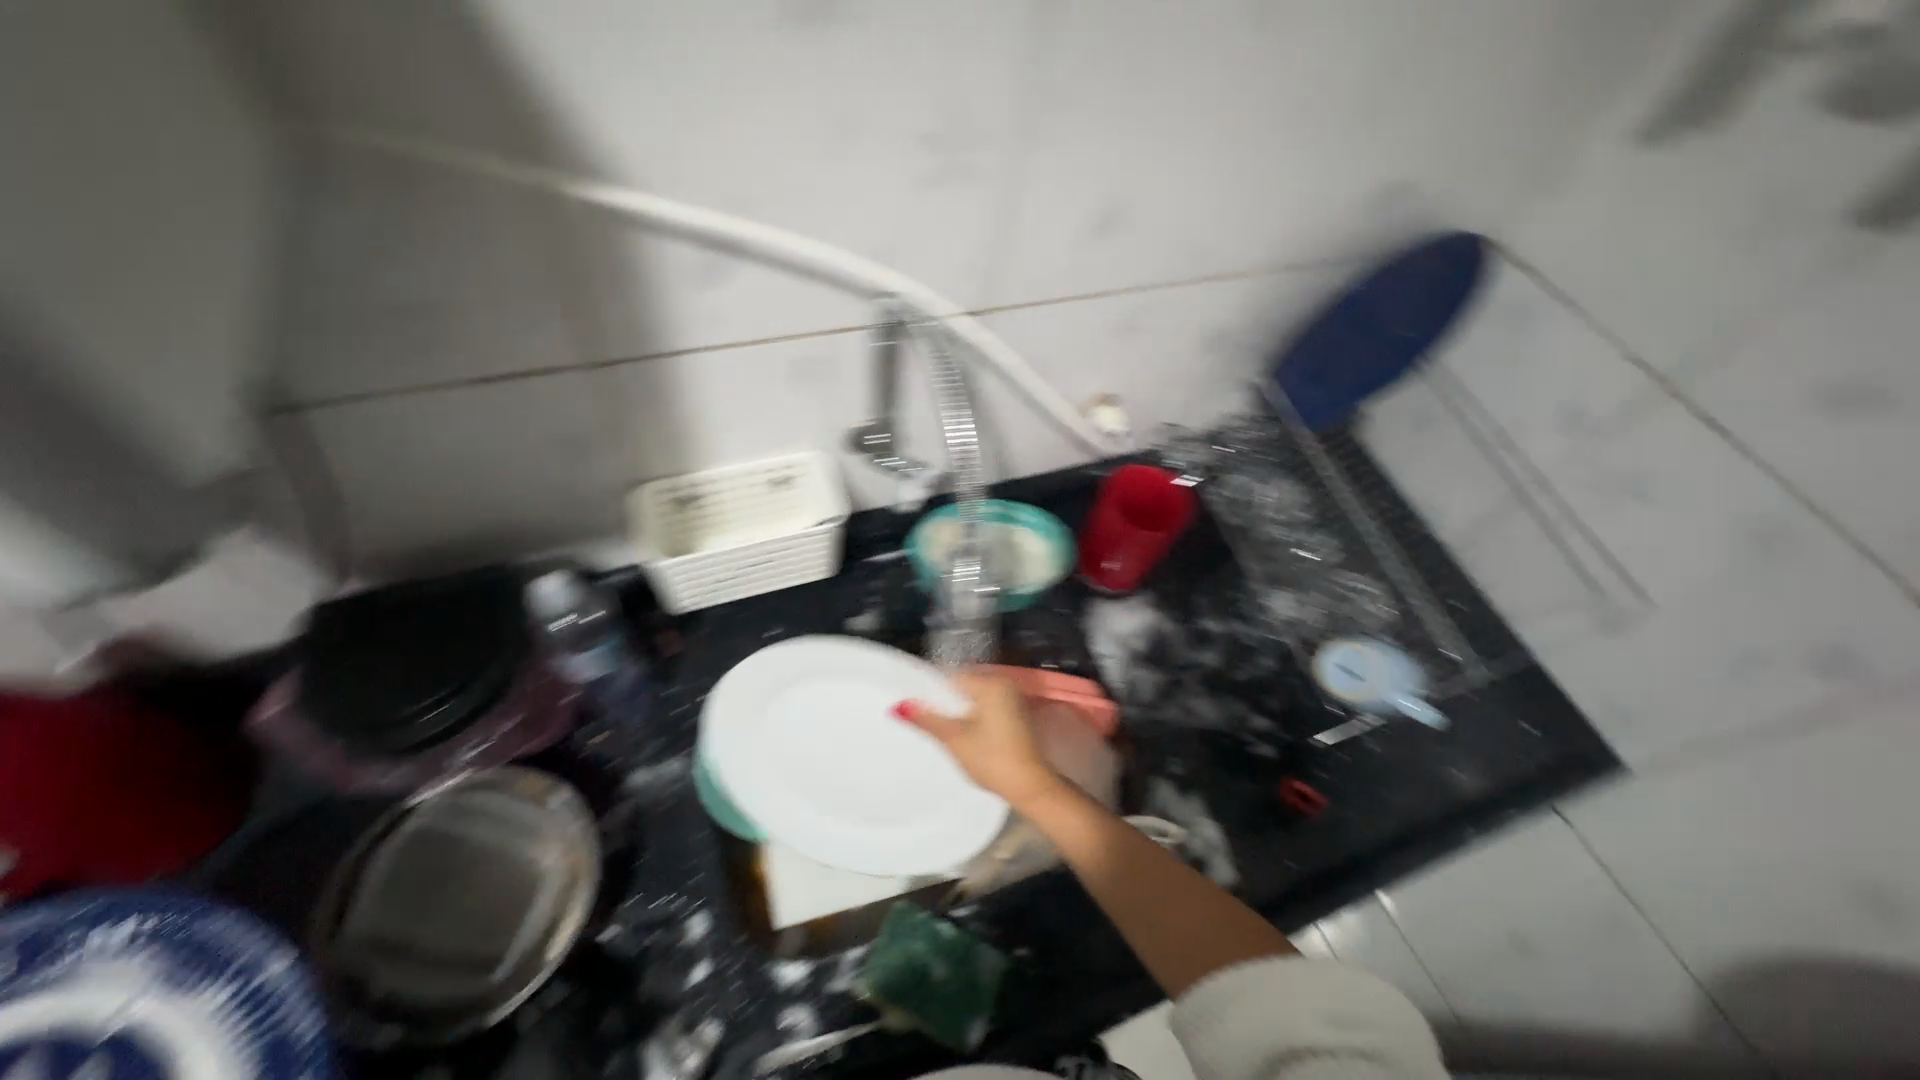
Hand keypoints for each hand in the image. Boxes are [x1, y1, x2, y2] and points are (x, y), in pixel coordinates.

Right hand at [897, 671, 1065, 808]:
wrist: (1030, 786)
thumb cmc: (991, 760)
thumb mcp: (954, 739)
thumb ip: (926, 719)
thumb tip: (898, 706)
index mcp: (990, 683)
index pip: (951, 676)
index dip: (930, 690)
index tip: (914, 705)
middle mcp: (1004, 685)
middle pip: (963, 686)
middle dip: (944, 702)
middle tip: (923, 719)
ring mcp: (1013, 700)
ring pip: (974, 698)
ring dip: (957, 711)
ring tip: (939, 728)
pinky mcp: (1016, 716)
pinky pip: (986, 708)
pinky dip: (972, 717)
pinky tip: (961, 734)